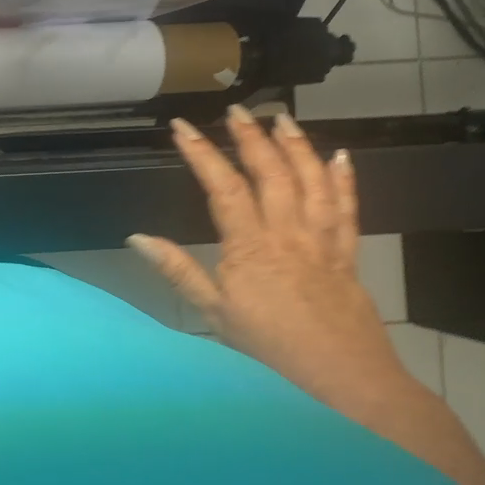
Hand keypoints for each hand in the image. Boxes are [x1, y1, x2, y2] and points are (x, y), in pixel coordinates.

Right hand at [129, 106, 407, 401]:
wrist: (344, 374)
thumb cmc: (271, 346)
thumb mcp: (213, 313)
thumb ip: (178, 271)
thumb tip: (138, 238)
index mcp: (250, 247)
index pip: (223, 188)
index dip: (202, 154)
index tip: (183, 127)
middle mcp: (288, 234)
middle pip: (271, 174)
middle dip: (250, 138)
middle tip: (236, 110)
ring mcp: (322, 241)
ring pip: (311, 182)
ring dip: (296, 146)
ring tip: (282, 119)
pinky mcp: (347, 253)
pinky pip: (346, 209)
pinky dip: (343, 180)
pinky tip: (338, 156)